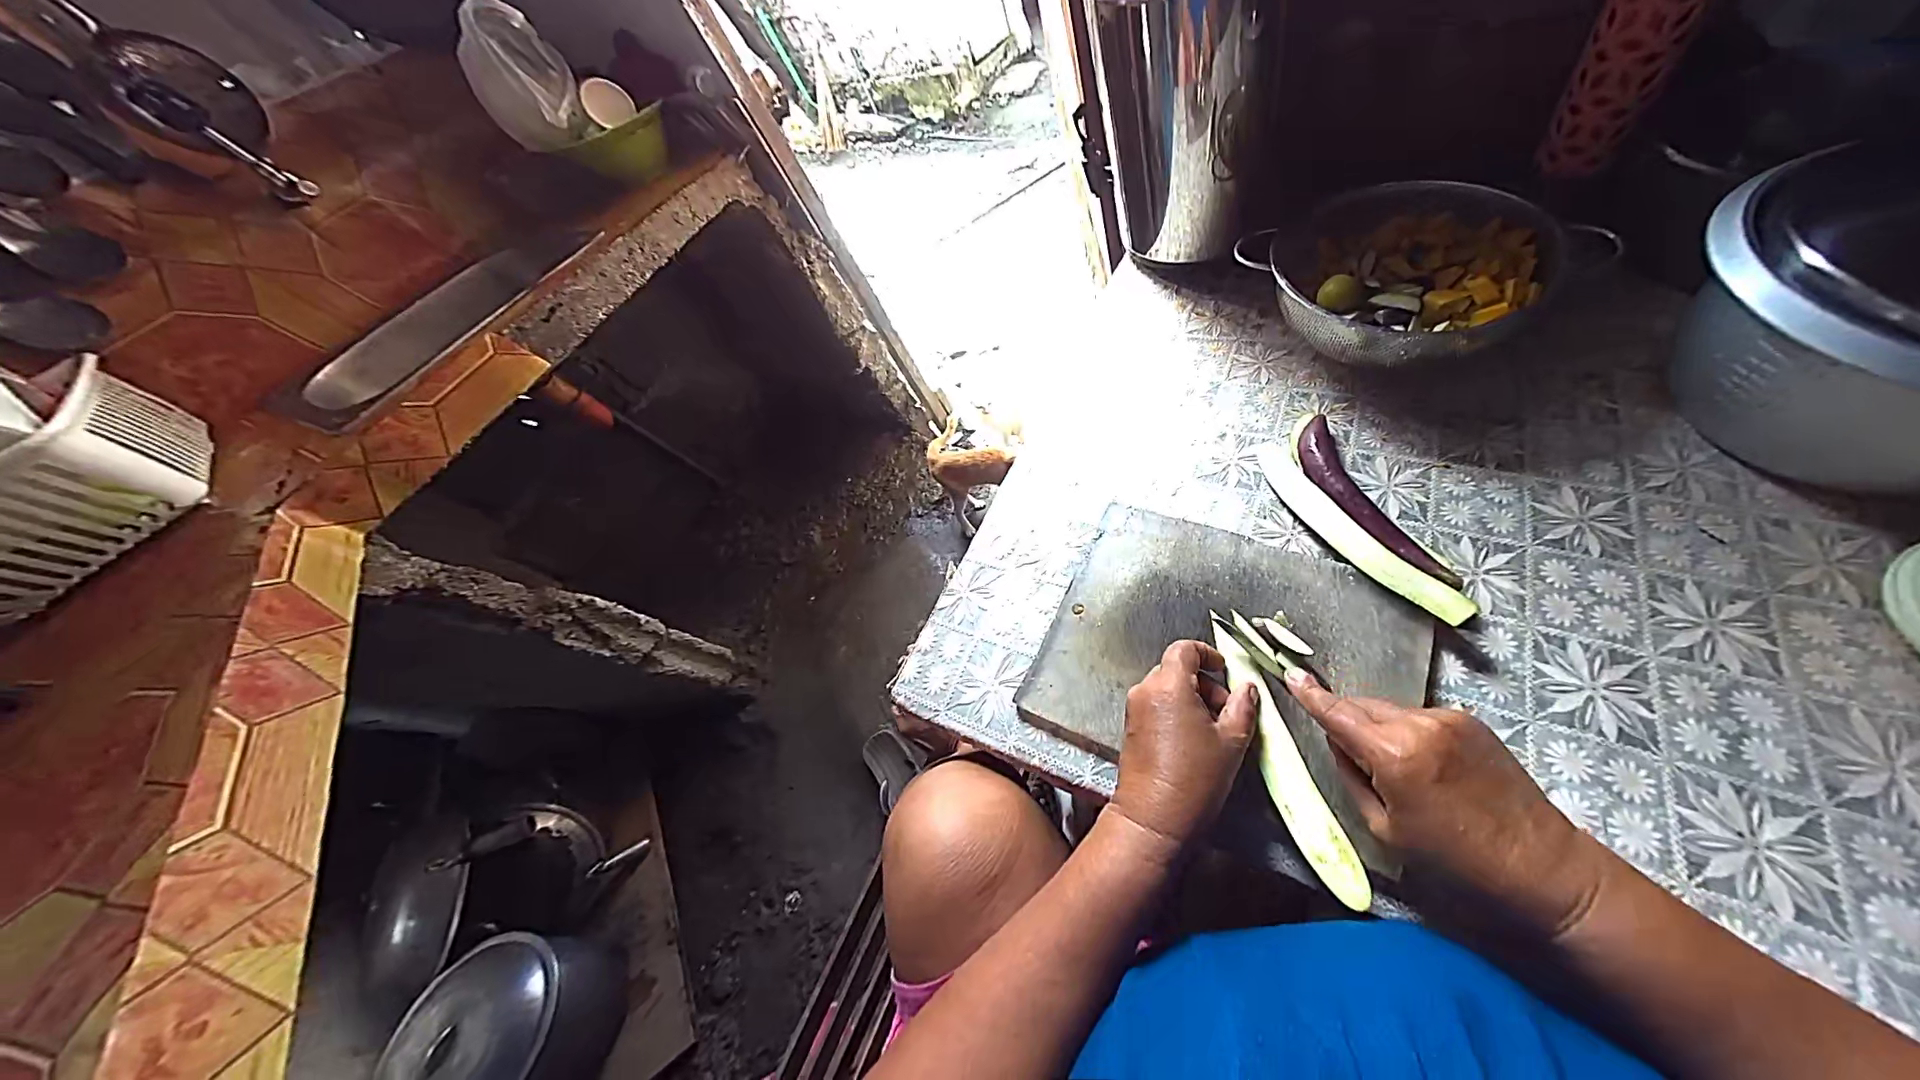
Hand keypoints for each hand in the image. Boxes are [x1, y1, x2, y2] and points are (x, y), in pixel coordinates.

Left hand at [1110, 641, 1256, 857]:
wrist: (1153, 816)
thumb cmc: (1192, 780)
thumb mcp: (1231, 740)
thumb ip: (1243, 706)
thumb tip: (1247, 689)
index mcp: (1168, 686)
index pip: (1184, 649)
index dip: (1207, 654)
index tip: (1223, 668)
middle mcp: (1145, 691)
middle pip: (1175, 669)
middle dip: (1204, 682)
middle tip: (1228, 708)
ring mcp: (1135, 708)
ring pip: (1166, 687)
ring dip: (1191, 697)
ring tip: (1215, 728)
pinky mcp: (1132, 726)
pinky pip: (1156, 705)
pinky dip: (1176, 710)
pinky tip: (1195, 738)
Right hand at [1284, 671, 1607, 936]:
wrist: (1543, 864)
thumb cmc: (1455, 858)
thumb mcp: (1383, 826)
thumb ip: (1351, 775)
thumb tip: (1339, 742)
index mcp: (1393, 754)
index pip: (1337, 713)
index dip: (1311, 696)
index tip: (1291, 676)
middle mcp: (1419, 725)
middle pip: (1360, 706)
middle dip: (1347, 720)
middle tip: (1350, 753)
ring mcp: (1448, 718)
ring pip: (1388, 711)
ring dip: (1378, 728)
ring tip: (1395, 768)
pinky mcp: (1469, 721)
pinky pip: (1417, 718)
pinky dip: (1407, 732)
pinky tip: (1425, 765)